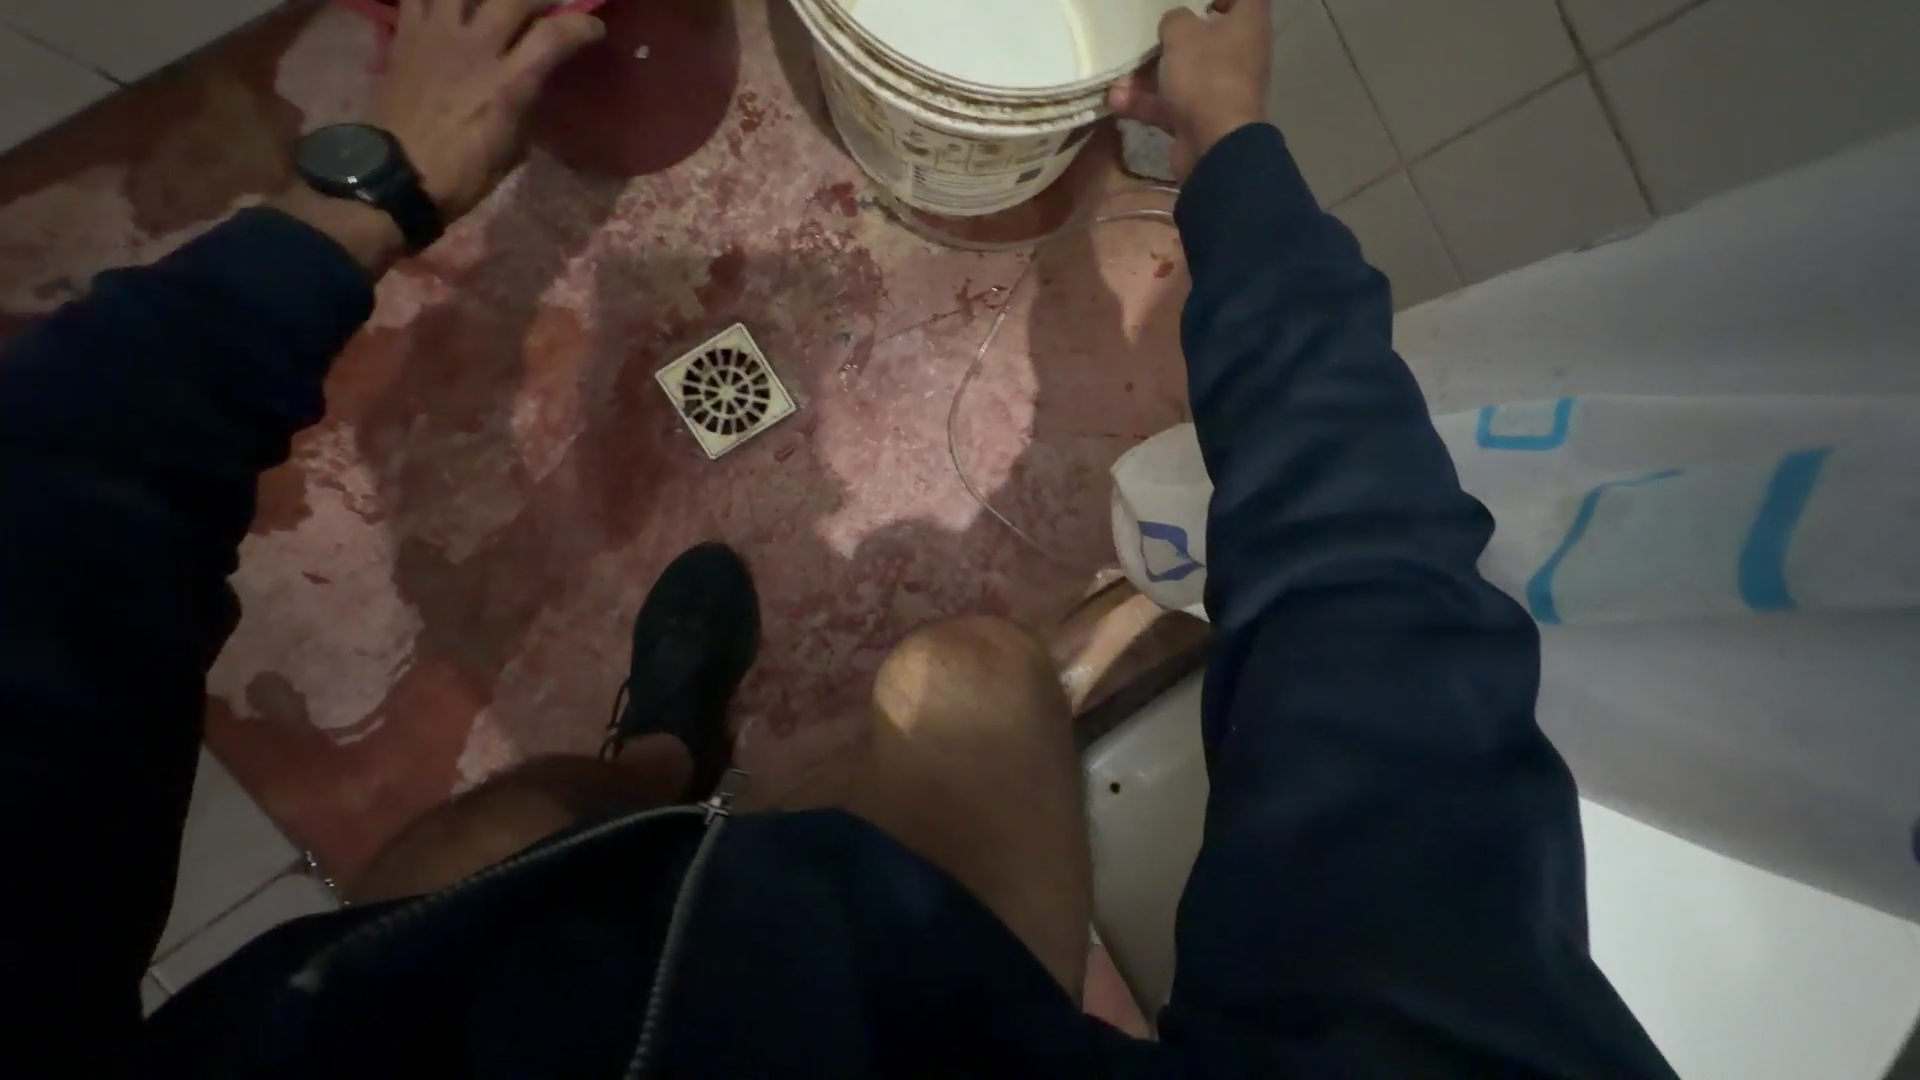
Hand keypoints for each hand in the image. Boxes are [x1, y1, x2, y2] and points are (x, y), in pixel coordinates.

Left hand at [375, 0, 605, 218]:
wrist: (400, 172)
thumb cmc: (467, 172)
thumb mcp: (514, 146)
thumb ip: (525, 102)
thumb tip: (532, 79)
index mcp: (508, 86)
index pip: (552, 37)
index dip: (580, 24)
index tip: (594, 26)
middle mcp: (475, 50)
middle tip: (551, 3)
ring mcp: (436, 34)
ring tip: (501, 0)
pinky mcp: (407, 31)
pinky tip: (454, 1)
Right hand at [1109, 0, 1271, 180]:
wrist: (1213, 145)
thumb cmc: (1206, 75)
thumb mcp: (1182, 33)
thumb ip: (1173, 19)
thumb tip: (1172, 24)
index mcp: (1247, 23)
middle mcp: (1238, 55)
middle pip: (1206, 37)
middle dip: (1171, 38)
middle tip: (1147, 31)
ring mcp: (1218, 90)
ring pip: (1181, 75)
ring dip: (1147, 76)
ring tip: (1118, 74)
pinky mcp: (1199, 120)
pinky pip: (1170, 105)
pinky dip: (1145, 103)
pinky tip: (1116, 101)